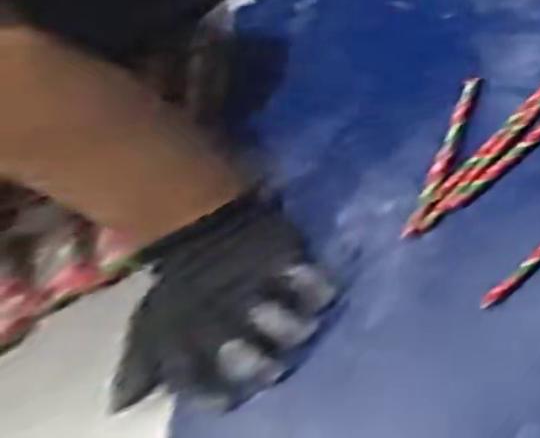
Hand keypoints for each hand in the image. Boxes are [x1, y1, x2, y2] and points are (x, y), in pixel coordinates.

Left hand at [113, 192, 335, 411]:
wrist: (206, 227)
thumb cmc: (181, 283)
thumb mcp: (149, 324)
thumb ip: (145, 363)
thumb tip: (128, 403)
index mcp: (182, 341)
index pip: (197, 382)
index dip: (218, 393)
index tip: (236, 397)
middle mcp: (218, 322)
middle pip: (247, 357)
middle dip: (260, 363)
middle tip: (275, 364)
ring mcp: (256, 290)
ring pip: (286, 322)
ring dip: (291, 328)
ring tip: (301, 326)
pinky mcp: (285, 261)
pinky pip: (310, 281)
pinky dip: (316, 288)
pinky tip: (320, 291)